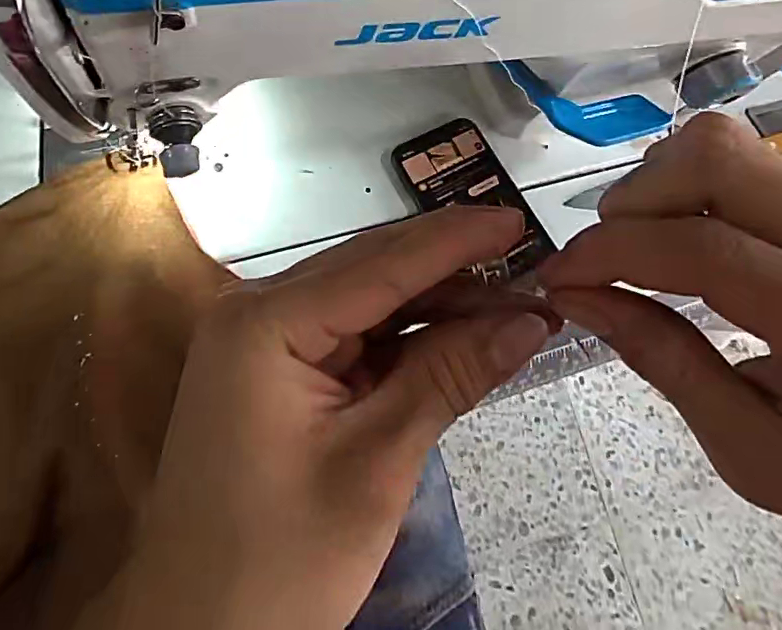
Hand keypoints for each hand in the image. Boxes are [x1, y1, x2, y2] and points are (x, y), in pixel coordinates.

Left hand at [94, 206, 555, 629]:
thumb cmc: (279, 561)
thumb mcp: (375, 465)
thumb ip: (448, 377)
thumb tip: (526, 322)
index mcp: (265, 322)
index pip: (380, 264)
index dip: (454, 240)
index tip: (514, 220)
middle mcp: (256, 309)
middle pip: (370, 269)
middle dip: (450, 268)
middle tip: (524, 264)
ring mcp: (261, 334)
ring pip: (364, 296)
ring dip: (432, 301)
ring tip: (505, 303)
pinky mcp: (273, 362)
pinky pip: (349, 330)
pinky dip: (403, 334)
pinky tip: (454, 331)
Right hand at [539, 114, 781, 628]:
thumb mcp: (751, 458)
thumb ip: (662, 361)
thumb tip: (575, 293)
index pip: (714, 254)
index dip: (615, 250)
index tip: (559, 272)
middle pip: (725, 163)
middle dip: (636, 196)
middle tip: (602, 250)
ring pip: (735, 148)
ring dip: (661, 183)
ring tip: (642, 243)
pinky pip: (756, 166)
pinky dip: (691, 187)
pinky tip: (685, 236)